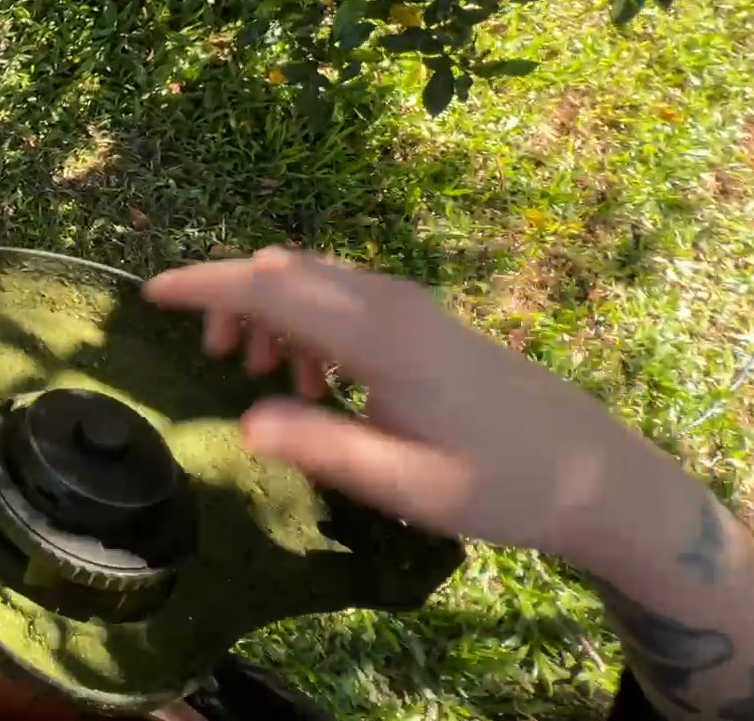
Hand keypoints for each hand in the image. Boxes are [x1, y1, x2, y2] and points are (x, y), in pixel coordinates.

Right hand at [142, 247, 681, 562]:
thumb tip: (243, 423)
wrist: (601, 475)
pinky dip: (294, 318)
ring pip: (301, 277)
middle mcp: (386, 300)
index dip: (204, 285)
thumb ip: (322, 447)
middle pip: (279, 270)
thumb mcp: (408, 484)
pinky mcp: (407, 310)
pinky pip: (328, 292)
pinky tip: (311, 375)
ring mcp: (400, 299)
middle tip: (218, 357)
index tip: (152, 292)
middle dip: (228, 300)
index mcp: (382, 336)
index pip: (271, 288)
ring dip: (262, 312)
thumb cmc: (502, 484)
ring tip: (262, 373)